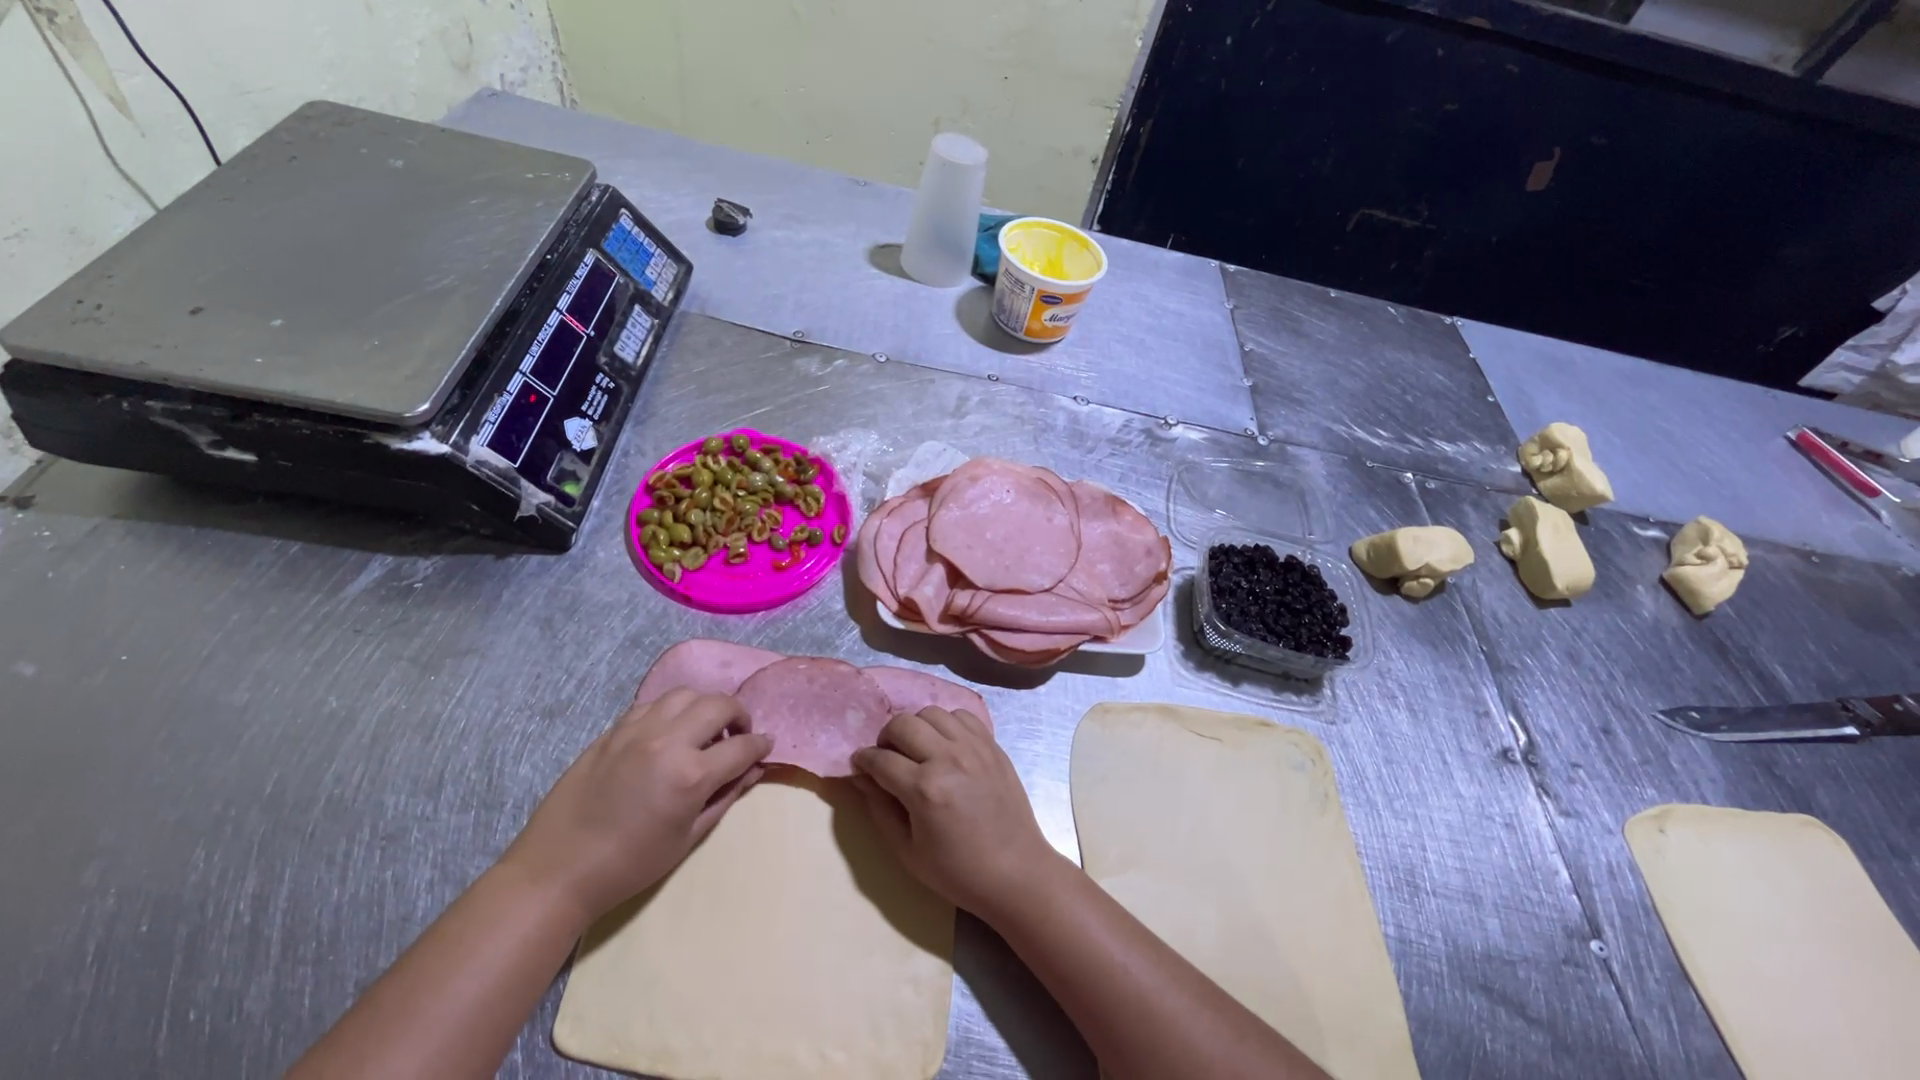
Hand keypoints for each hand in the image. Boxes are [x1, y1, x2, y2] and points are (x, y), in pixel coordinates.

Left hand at [501, 689, 770, 922]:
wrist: (559, 869)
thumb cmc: (631, 864)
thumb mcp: (688, 837)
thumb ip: (725, 797)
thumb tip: (753, 770)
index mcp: (691, 775)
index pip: (742, 746)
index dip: (761, 745)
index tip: (766, 746)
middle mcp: (666, 742)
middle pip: (718, 705)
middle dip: (739, 715)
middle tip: (739, 734)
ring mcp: (635, 731)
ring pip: (684, 694)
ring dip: (703, 706)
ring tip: (703, 729)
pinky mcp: (611, 732)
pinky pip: (650, 705)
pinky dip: (669, 711)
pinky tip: (668, 733)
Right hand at [851, 707, 1063, 917]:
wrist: (1015, 871)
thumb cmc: (957, 871)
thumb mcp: (907, 850)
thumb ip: (879, 808)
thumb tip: (860, 777)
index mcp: (924, 789)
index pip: (880, 759)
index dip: (863, 760)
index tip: (860, 765)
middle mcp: (949, 758)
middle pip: (903, 724)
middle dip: (886, 738)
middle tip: (888, 758)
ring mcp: (975, 748)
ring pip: (932, 713)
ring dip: (916, 728)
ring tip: (917, 751)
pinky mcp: (993, 746)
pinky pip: (962, 716)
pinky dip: (947, 724)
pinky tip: (945, 746)